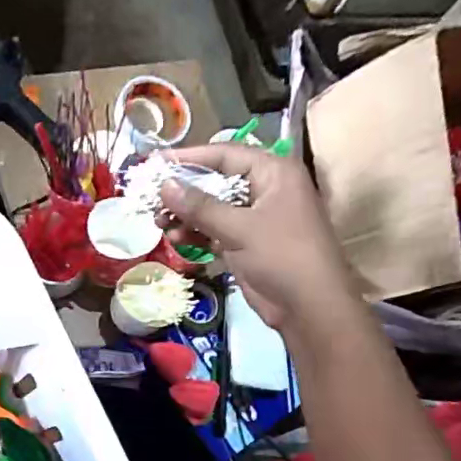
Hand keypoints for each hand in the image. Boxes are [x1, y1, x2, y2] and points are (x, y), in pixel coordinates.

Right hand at [158, 144, 357, 332]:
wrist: (309, 306)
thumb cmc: (282, 256)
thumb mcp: (239, 227)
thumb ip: (200, 206)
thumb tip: (164, 185)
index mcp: (273, 172)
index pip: (226, 154)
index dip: (190, 157)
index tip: (157, 162)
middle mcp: (266, 190)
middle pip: (217, 182)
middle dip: (184, 191)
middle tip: (152, 197)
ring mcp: (257, 220)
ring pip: (215, 210)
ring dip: (187, 215)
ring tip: (157, 222)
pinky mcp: (248, 246)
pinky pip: (218, 232)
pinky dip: (198, 234)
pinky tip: (175, 237)